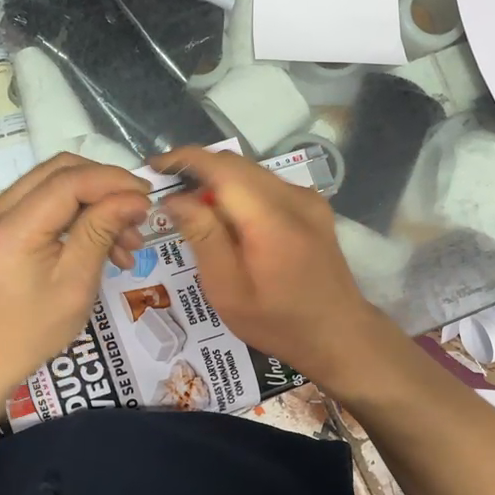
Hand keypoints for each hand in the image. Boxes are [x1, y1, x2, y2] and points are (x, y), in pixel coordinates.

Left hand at [0, 154, 151, 392]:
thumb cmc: (34, 330)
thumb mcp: (76, 284)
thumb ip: (101, 232)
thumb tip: (135, 197)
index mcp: (11, 229)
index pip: (67, 182)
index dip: (112, 182)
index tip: (147, 197)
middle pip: (59, 172)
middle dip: (105, 187)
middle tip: (139, 215)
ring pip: (53, 183)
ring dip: (94, 202)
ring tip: (127, 241)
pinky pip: (43, 201)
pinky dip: (75, 214)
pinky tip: (104, 243)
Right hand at [155, 146, 398, 389]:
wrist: (339, 335)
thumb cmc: (277, 321)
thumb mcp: (227, 289)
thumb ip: (203, 238)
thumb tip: (175, 198)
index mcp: (271, 219)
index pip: (221, 168)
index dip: (184, 159)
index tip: (154, 167)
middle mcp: (294, 198)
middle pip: (235, 164)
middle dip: (196, 168)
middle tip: (164, 188)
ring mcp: (307, 199)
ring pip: (250, 171)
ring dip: (216, 178)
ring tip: (187, 202)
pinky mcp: (311, 206)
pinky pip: (265, 184)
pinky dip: (237, 189)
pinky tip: (222, 215)